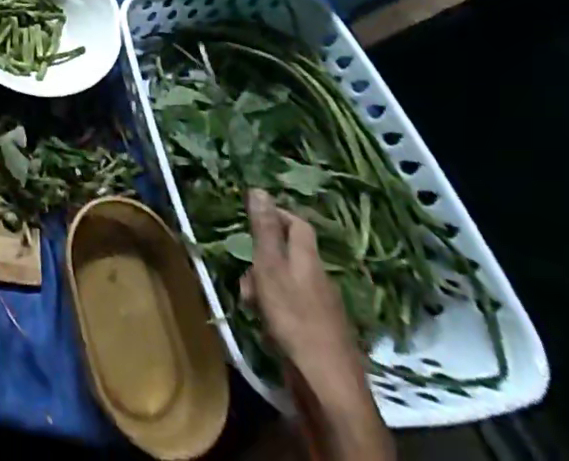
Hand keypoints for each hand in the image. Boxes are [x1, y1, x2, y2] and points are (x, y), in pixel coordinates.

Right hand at [241, 189, 368, 403]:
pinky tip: (262, 318)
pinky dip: (272, 304)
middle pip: (287, 252)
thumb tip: (259, 189)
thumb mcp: (269, 267)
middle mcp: (318, 276)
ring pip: (285, 278)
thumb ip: (264, 231)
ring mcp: (320, 303)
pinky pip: (290, 301)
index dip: (276, 213)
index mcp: (308, 259)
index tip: (250, 213)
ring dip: (262, 282)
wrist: (326, 378)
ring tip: (248, 299)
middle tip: (242, 268)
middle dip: (260, 255)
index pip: (298, 224)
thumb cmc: (293, 316)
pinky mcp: (317, 325)